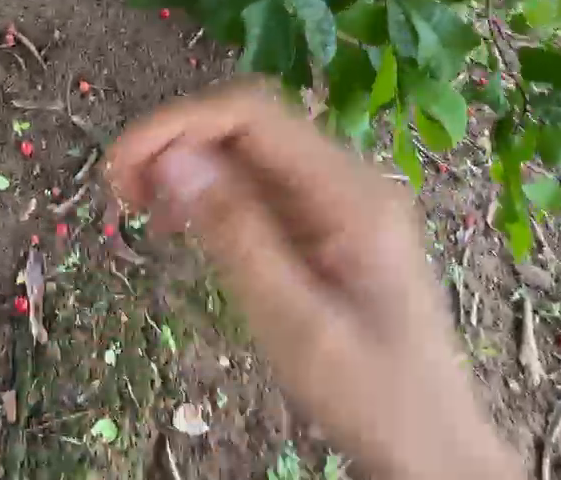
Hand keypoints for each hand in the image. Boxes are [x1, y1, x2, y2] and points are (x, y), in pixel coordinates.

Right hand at [109, 82, 515, 479]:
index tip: (122, 165)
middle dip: (175, 141)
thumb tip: (173, 157)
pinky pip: (254, 183)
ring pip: (244, 148)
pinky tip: (180, 226)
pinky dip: (207, 193)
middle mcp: (344, 177)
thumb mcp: (296, 325)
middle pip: (245, 123)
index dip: (178, 123)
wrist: (438, 452)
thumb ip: (237, 235)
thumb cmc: (374, 398)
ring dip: (186, 164)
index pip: (252, 114)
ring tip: (141, 208)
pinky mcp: (321, 219)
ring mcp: (335, 196)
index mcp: (350, 192)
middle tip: (123, 191)